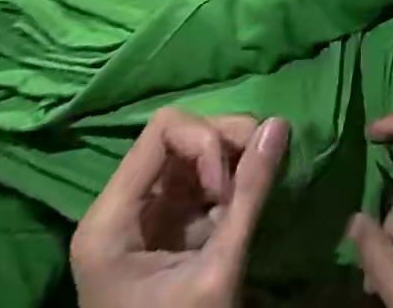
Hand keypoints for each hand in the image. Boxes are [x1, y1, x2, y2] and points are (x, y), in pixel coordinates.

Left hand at [71, 107, 289, 307]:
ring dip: (232, 161)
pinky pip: (201, 175)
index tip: (224, 189)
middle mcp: (121, 204)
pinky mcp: (166, 222)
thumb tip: (280, 123)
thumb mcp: (217, 270)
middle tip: (248, 185)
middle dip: (225, 147)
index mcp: (112, 217)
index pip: (164, 129)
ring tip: (246, 198)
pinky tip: (241, 207)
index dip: (206, 141)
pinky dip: (231, 179)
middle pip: (181, 133)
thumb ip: (249, 195)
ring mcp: (144, 212)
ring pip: (195, 148)